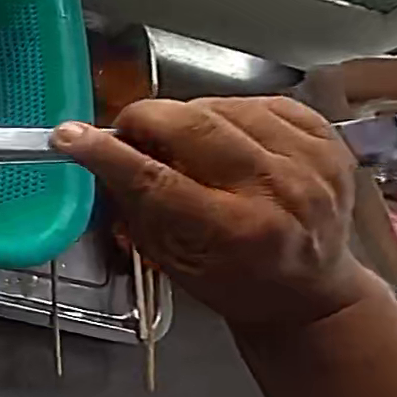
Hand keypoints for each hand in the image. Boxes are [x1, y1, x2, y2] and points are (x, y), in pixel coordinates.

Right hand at [52, 97, 378, 327]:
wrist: (311, 293)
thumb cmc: (232, 282)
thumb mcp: (168, 257)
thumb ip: (134, 203)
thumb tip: (99, 155)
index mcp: (231, 231)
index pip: (152, 178)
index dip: (103, 152)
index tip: (69, 136)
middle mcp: (275, 192)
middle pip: (190, 125)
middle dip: (143, 119)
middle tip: (128, 132)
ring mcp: (308, 162)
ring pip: (221, 106)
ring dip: (184, 116)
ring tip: (179, 141)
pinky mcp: (326, 141)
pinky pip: (260, 102)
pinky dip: (226, 111)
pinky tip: (221, 134)